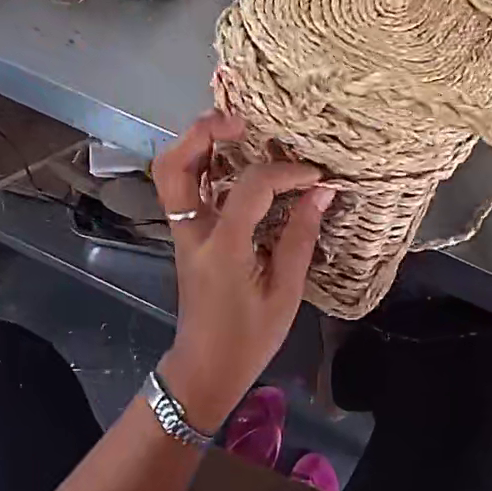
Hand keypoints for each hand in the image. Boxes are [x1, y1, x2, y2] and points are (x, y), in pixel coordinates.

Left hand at [150, 110, 333, 430]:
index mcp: (221, 247)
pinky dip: (202, 164)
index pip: (250, 187)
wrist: (205, 368)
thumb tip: (321, 192)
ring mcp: (183, 232)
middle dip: (202, 133)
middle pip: (174, 166)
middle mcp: (192, 232)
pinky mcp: (186, 234)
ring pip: (170, 172)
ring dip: (197, 144)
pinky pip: (185, 187)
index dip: (286, 173)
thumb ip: (300, 237)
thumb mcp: (285, 292)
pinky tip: (233, 161)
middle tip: (241, 122)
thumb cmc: (248, 338)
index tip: (314, 175)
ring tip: (235, 132)